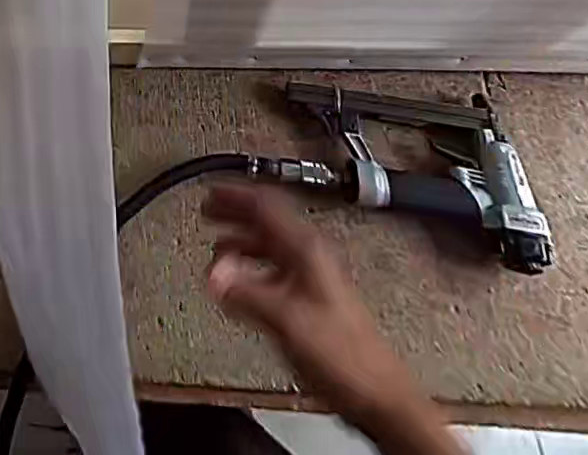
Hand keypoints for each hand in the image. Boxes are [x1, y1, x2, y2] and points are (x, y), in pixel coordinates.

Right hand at [203, 185, 456, 452]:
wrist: (378, 394)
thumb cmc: (344, 355)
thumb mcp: (286, 319)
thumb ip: (247, 292)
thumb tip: (214, 273)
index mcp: (307, 249)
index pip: (266, 206)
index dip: (237, 195)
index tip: (213, 192)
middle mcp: (310, 255)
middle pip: (268, 220)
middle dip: (236, 212)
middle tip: (209, 209)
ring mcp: (312, 275)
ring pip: (271, 243)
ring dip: (242, 239)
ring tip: (217, 244)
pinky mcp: (311, 296)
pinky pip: (275, 267)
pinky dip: (252, 265)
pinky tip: (240, 280)